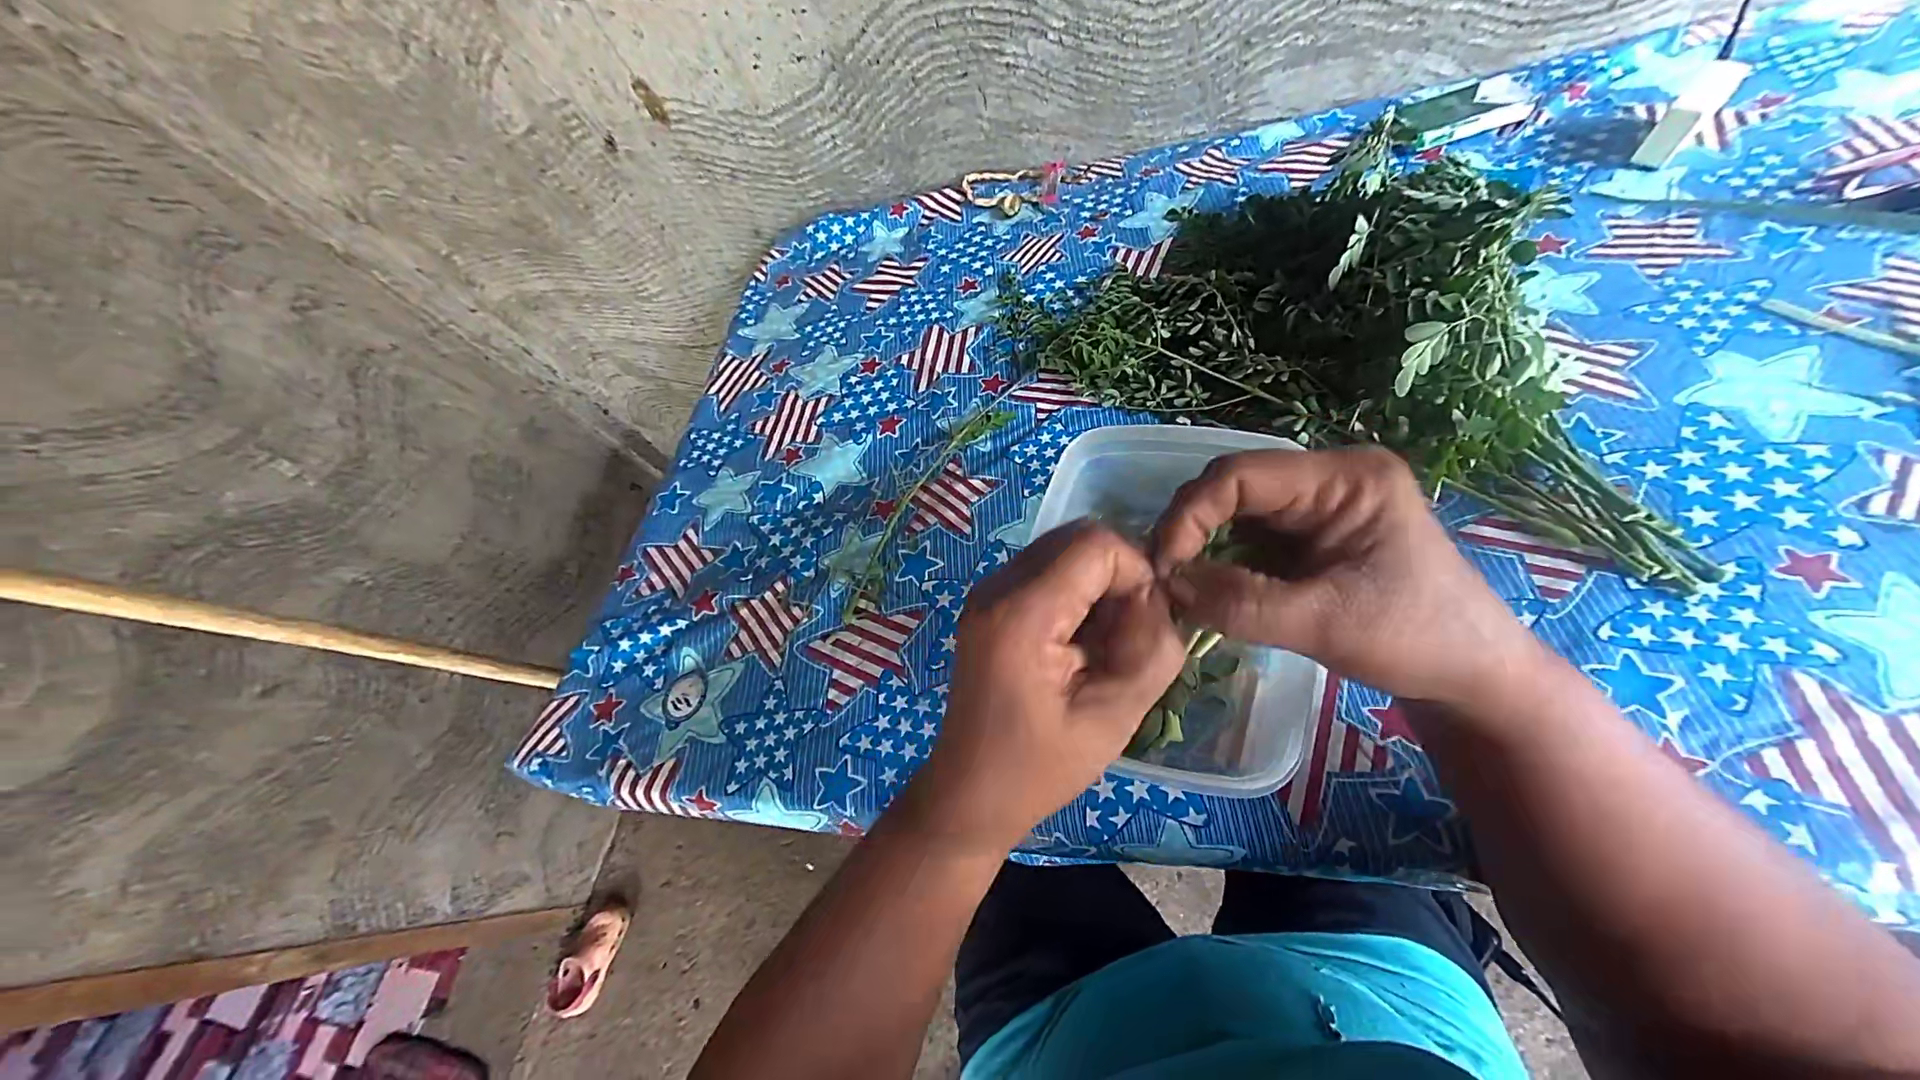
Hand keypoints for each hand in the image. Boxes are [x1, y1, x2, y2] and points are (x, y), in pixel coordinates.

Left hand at [901, 523, 1185, 854]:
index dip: (1135, 573)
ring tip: (1099, 647)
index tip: (1142, 625)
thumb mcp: (1114, 717)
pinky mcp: (988, 603)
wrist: (971, 791)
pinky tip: (1075, 645)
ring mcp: (986, 592)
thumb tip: (1158, 597)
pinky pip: (1045, 571)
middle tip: (1123, 637)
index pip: (1095, 544)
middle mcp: (995, 587)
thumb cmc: (1040, 767)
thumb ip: (1151, 648)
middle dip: (1117, 577)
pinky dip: (1074, 594)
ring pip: (1063, 551)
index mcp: (1021, 614)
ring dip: (1097, 587)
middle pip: (1077, 538)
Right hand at [1151, 446, 1544, 710]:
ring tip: (1178, 586)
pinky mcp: (1307, 535)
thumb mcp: (1324, 624)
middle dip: (1190, 530)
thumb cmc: (1416, 641)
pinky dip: (1218, 562)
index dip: (1191, 514)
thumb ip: (1241, 603)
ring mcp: (1316, 506)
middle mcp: (1327, 479)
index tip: (1164, 567)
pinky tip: (1204, 588)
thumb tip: (1165, 585)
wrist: (1469, 675)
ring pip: (1232, 513)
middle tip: (1164, 578)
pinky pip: (1245, 537)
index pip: (1241, 475)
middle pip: (1231, 488)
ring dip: (1200, 548)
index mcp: (1346, 479)